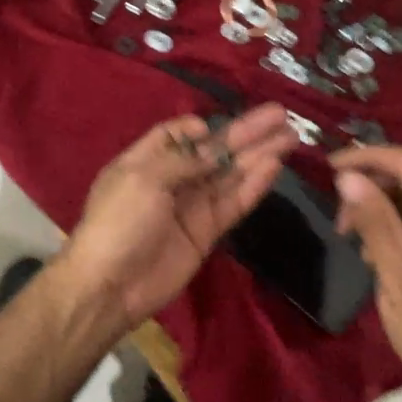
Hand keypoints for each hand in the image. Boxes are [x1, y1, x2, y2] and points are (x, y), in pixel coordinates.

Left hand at [60, 105, 297, 326]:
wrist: (111, 285)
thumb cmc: (118, 222)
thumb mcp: (143, 179)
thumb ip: (182, 160)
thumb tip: (210, 142)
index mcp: (143, 162)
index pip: (175, 136)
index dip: (198, 127)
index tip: (218, 123)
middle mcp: (169, 181)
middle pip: (211, 152)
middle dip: (244, 134)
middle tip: (280, 116)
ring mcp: (190, 207)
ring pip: (228, 175)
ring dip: (257, 154)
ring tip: (290, 135)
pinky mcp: (206, 232)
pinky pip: (233, 203)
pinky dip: (253, 185)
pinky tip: (274, 165)